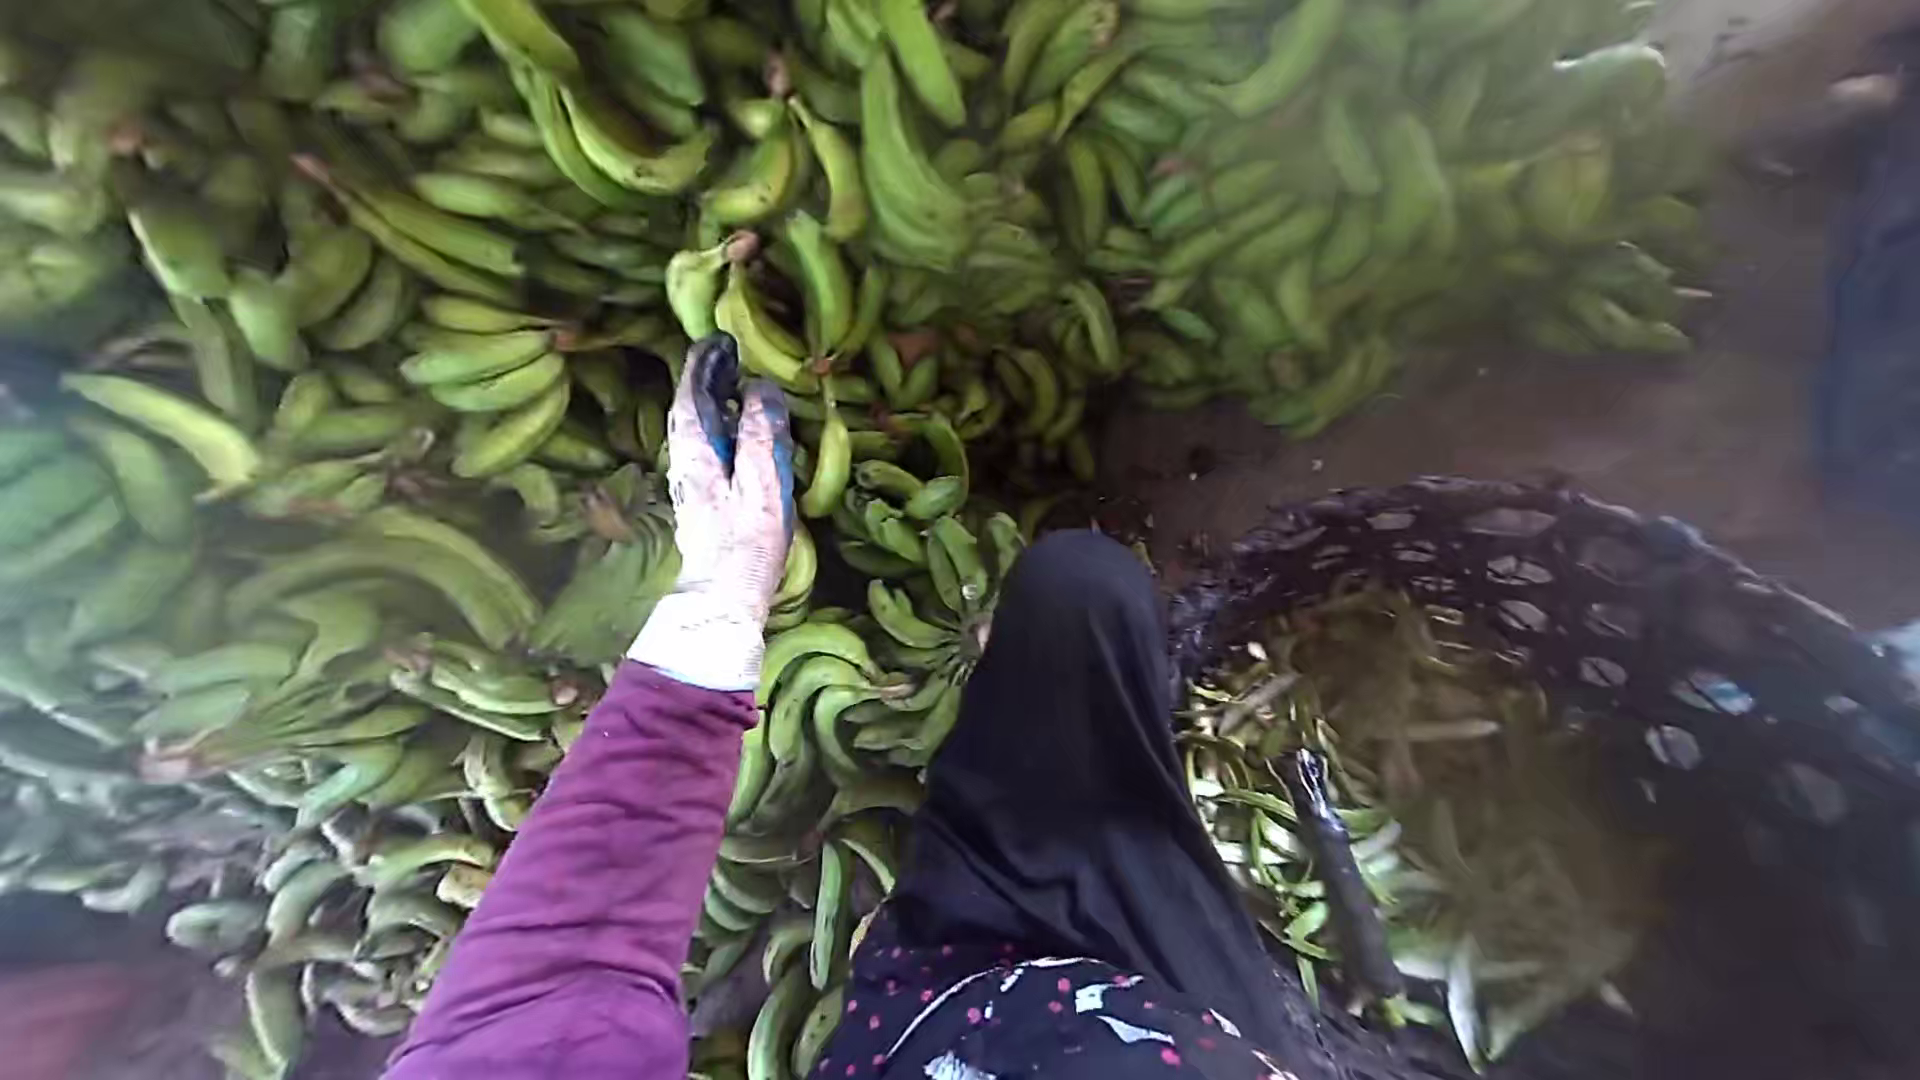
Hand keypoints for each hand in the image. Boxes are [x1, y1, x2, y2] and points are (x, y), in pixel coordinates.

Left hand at [628, 336, 794, 690]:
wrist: (725, 592)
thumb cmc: (746, 541)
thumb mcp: (761, 483)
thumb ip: (761, 435)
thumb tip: (761, 389)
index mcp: (696, 453)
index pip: (692, 396)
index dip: (704, 366)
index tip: (720, 343)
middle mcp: (687, 463)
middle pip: (690, 411)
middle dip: (706, 381)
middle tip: (731, 359)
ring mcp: (694, 483)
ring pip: (697, 431)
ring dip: (713, 404)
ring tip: (735, 388)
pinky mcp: (704, 500)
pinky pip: (708, 450)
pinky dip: (720, 430)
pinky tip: (736, 435)